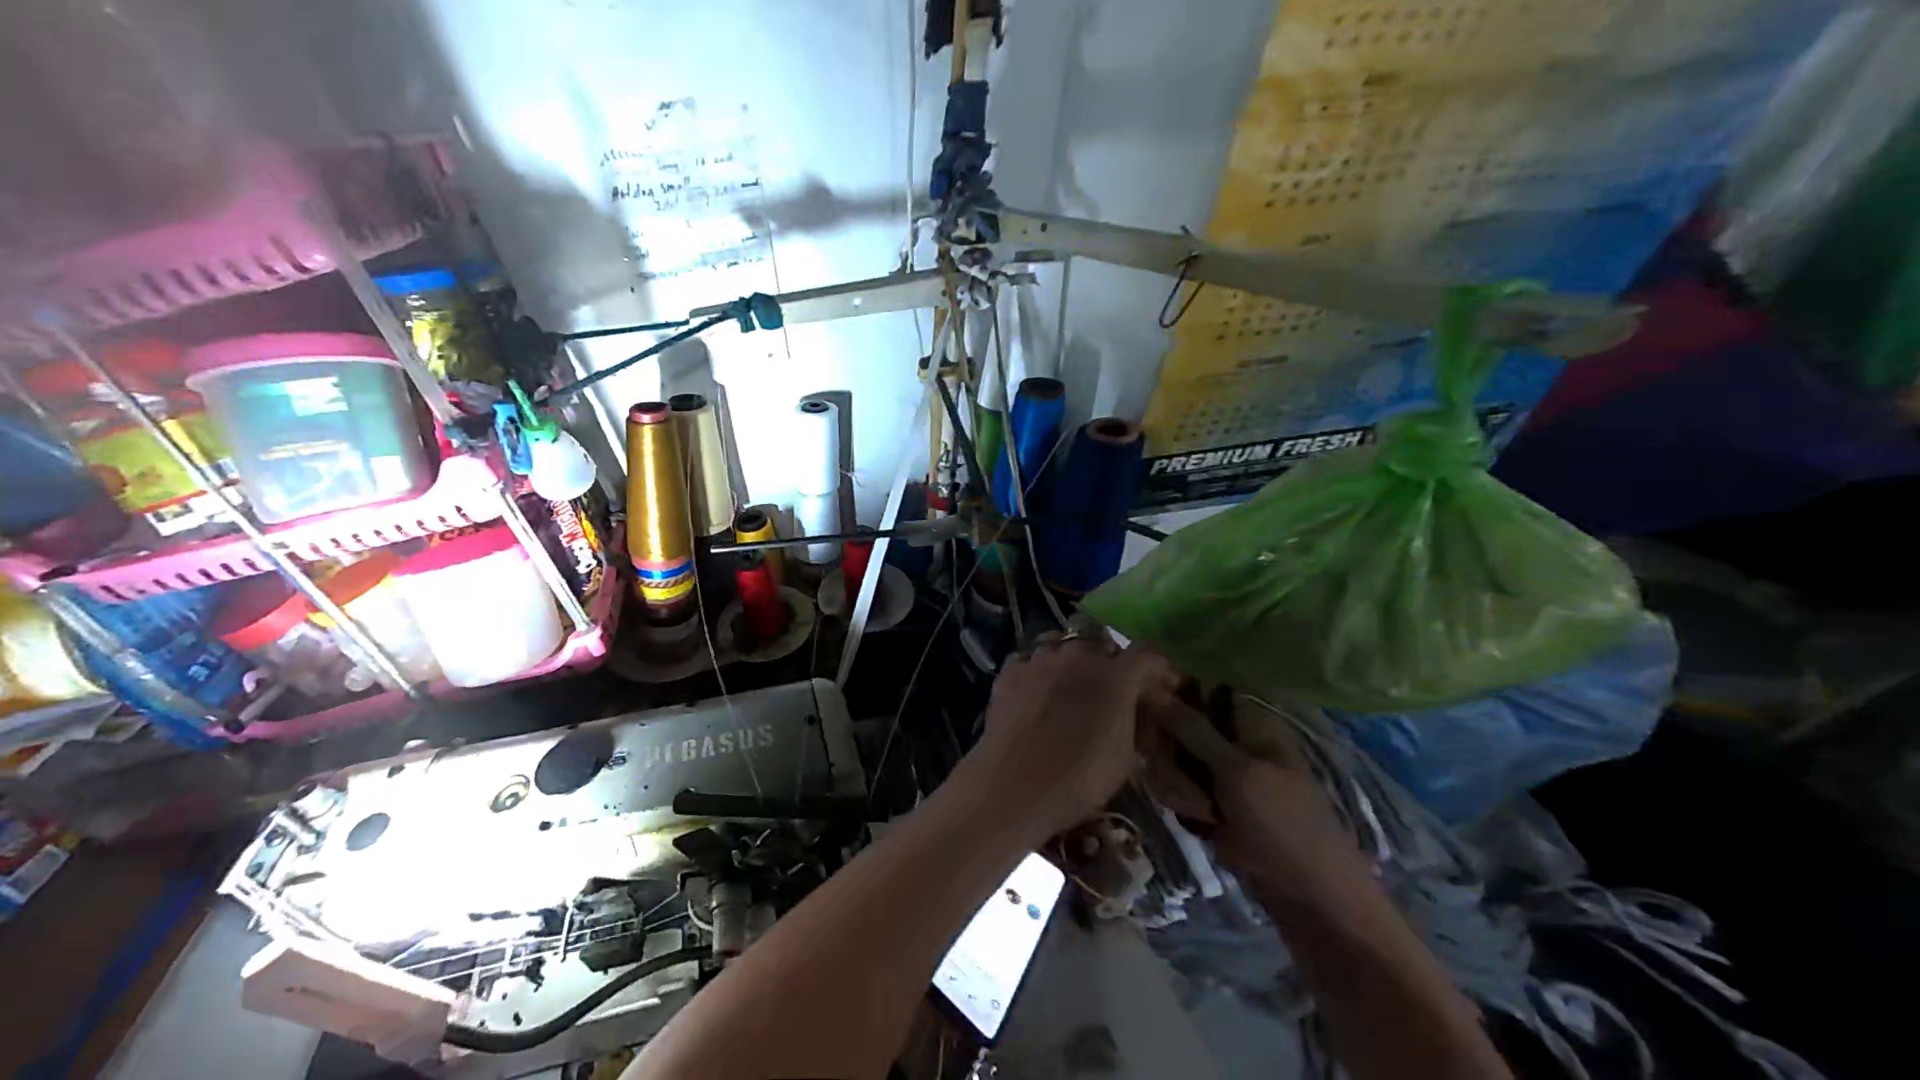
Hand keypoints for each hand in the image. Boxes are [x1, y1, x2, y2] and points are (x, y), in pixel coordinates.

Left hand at [962, 618, 1172, 841]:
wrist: (1013, 787)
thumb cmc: (1079, 779)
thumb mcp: (1125, 759)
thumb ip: (1135, 727)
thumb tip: (1135, 718)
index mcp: (1116, 674)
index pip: (1147, 654)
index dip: (1160, 669)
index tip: (1166, 686)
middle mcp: (1078, 655)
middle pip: (1103, 643)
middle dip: (1114, 661)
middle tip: (1115, 686)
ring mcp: (1040, 659)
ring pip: (1062, 643)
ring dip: (1074, 659)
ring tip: (1074, 682)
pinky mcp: (1010, 671)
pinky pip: (1031, 660)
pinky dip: (1040, 670)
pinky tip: (1039, 690)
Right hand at [1139, 691, 1368, 904]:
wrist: (1312, 900)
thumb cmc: (1283, 825)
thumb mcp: (1236, 770)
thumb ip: (1193, 728)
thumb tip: (1152, 688)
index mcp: (1249, 720)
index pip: (1199, 687)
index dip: (1172, 693)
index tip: (1150, 708)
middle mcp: (1233, 739)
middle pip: (1180, 725)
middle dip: (1171, 751)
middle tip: (1180, 777)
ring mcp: (1223, 773)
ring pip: (1175, 759)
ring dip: (1177, 784)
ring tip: (1200, 812)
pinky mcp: (1214, 803)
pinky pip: (1181, 790)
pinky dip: (1183, 804)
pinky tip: (1198, 823)